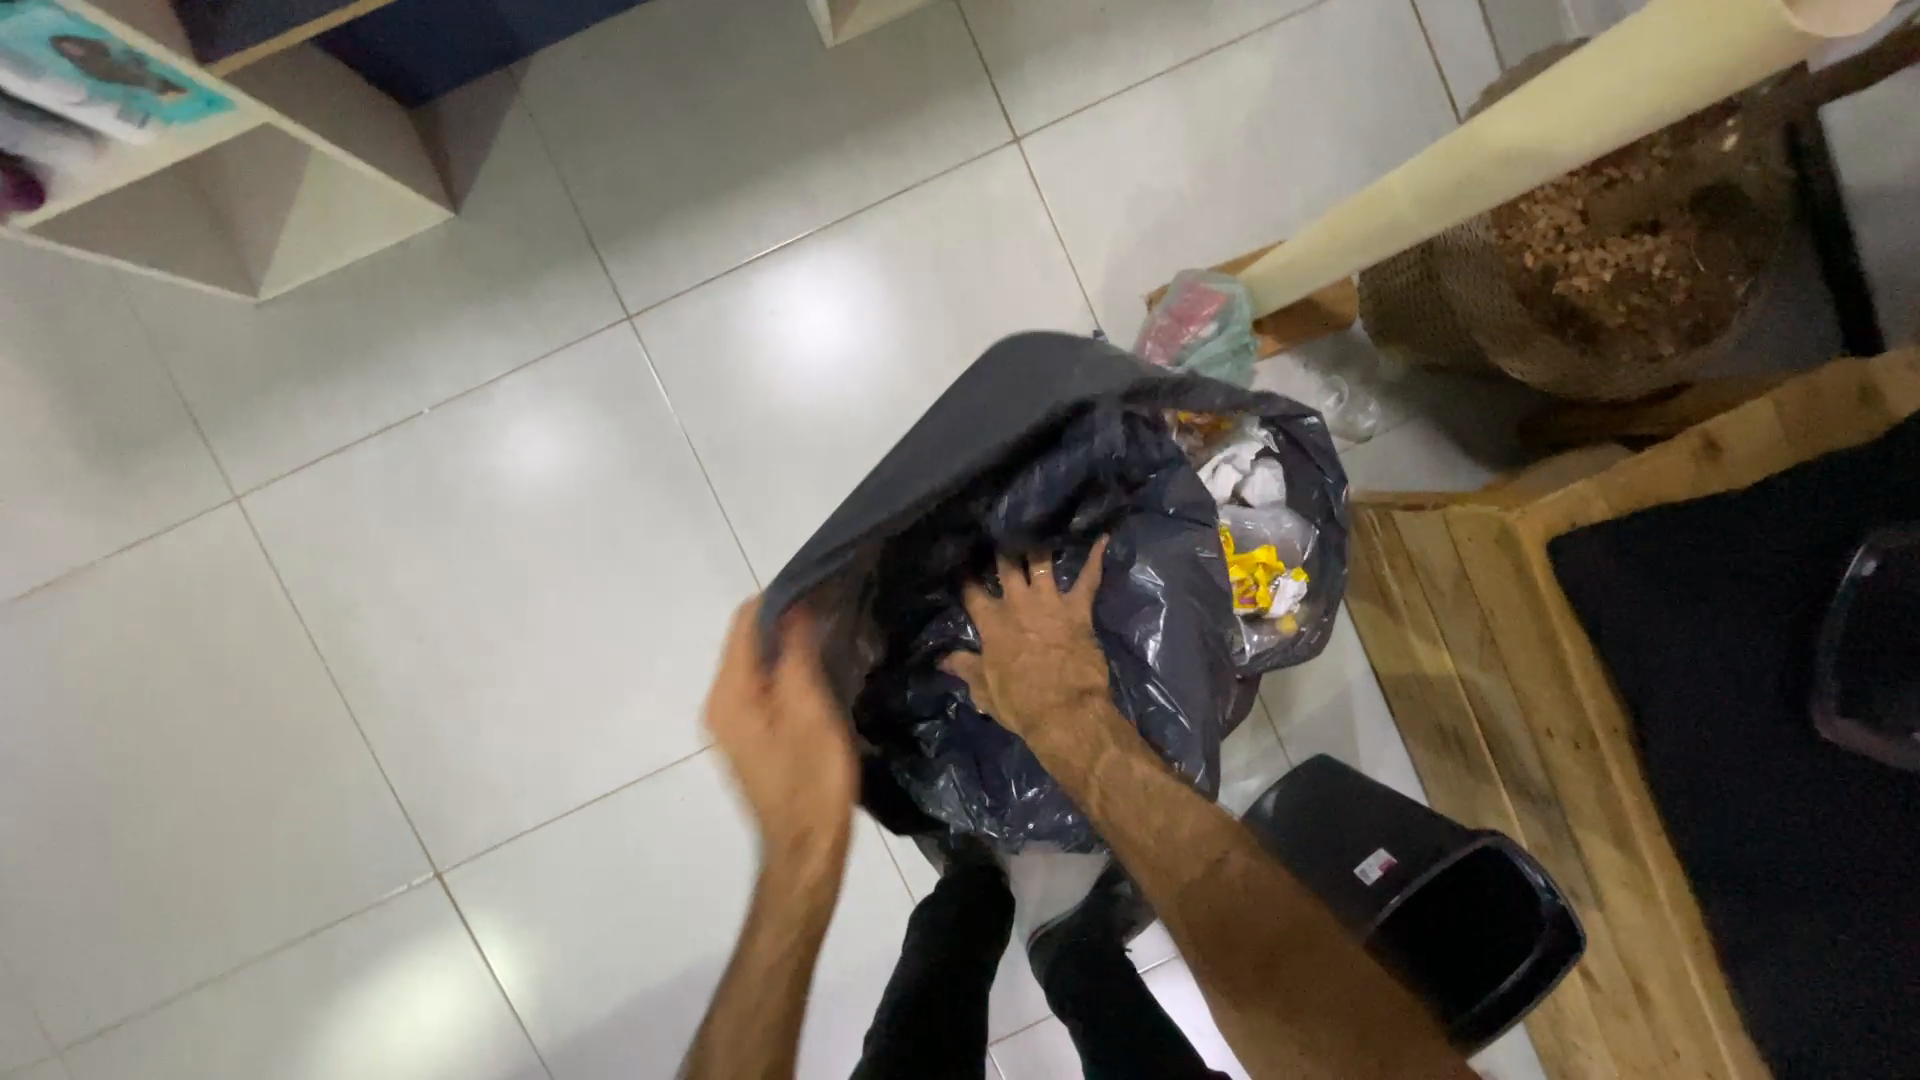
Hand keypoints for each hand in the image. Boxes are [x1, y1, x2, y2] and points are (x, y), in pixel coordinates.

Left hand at [704, 599, 857, 869]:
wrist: (806, 851)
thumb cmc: (813, 781)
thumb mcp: (811, 710)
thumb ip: (797, 653)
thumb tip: (794, 605)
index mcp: (728, 693)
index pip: (746, 620)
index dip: (782, 596)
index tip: (824, 586)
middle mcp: (719, 701)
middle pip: (747, 638)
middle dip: (787, 618)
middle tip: (834, 608)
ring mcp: (731, 720)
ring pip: (756, 661)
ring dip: (789, 643)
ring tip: (833, 633)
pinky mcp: (747, 734)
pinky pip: (762, 684)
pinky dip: (786, 669)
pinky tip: (820, 669)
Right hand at [943, 537, 1111, 743]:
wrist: (1064, 712)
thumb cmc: (1020, 703)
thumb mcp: (984, 689)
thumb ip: (964, 668)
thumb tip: (942, 659)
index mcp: (992, 623)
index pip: (972, 592)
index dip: (965, 576)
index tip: (961, 562)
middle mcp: (1018, 604)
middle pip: (1007, 566)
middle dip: (1002, 548)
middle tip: (1001, 529)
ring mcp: (1050, 602)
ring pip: (1042, 562)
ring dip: (1038, 546)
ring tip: (1037, 525)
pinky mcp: (1078, 609)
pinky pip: (1089, 579)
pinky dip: (1096, 559)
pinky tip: (1103, 539)